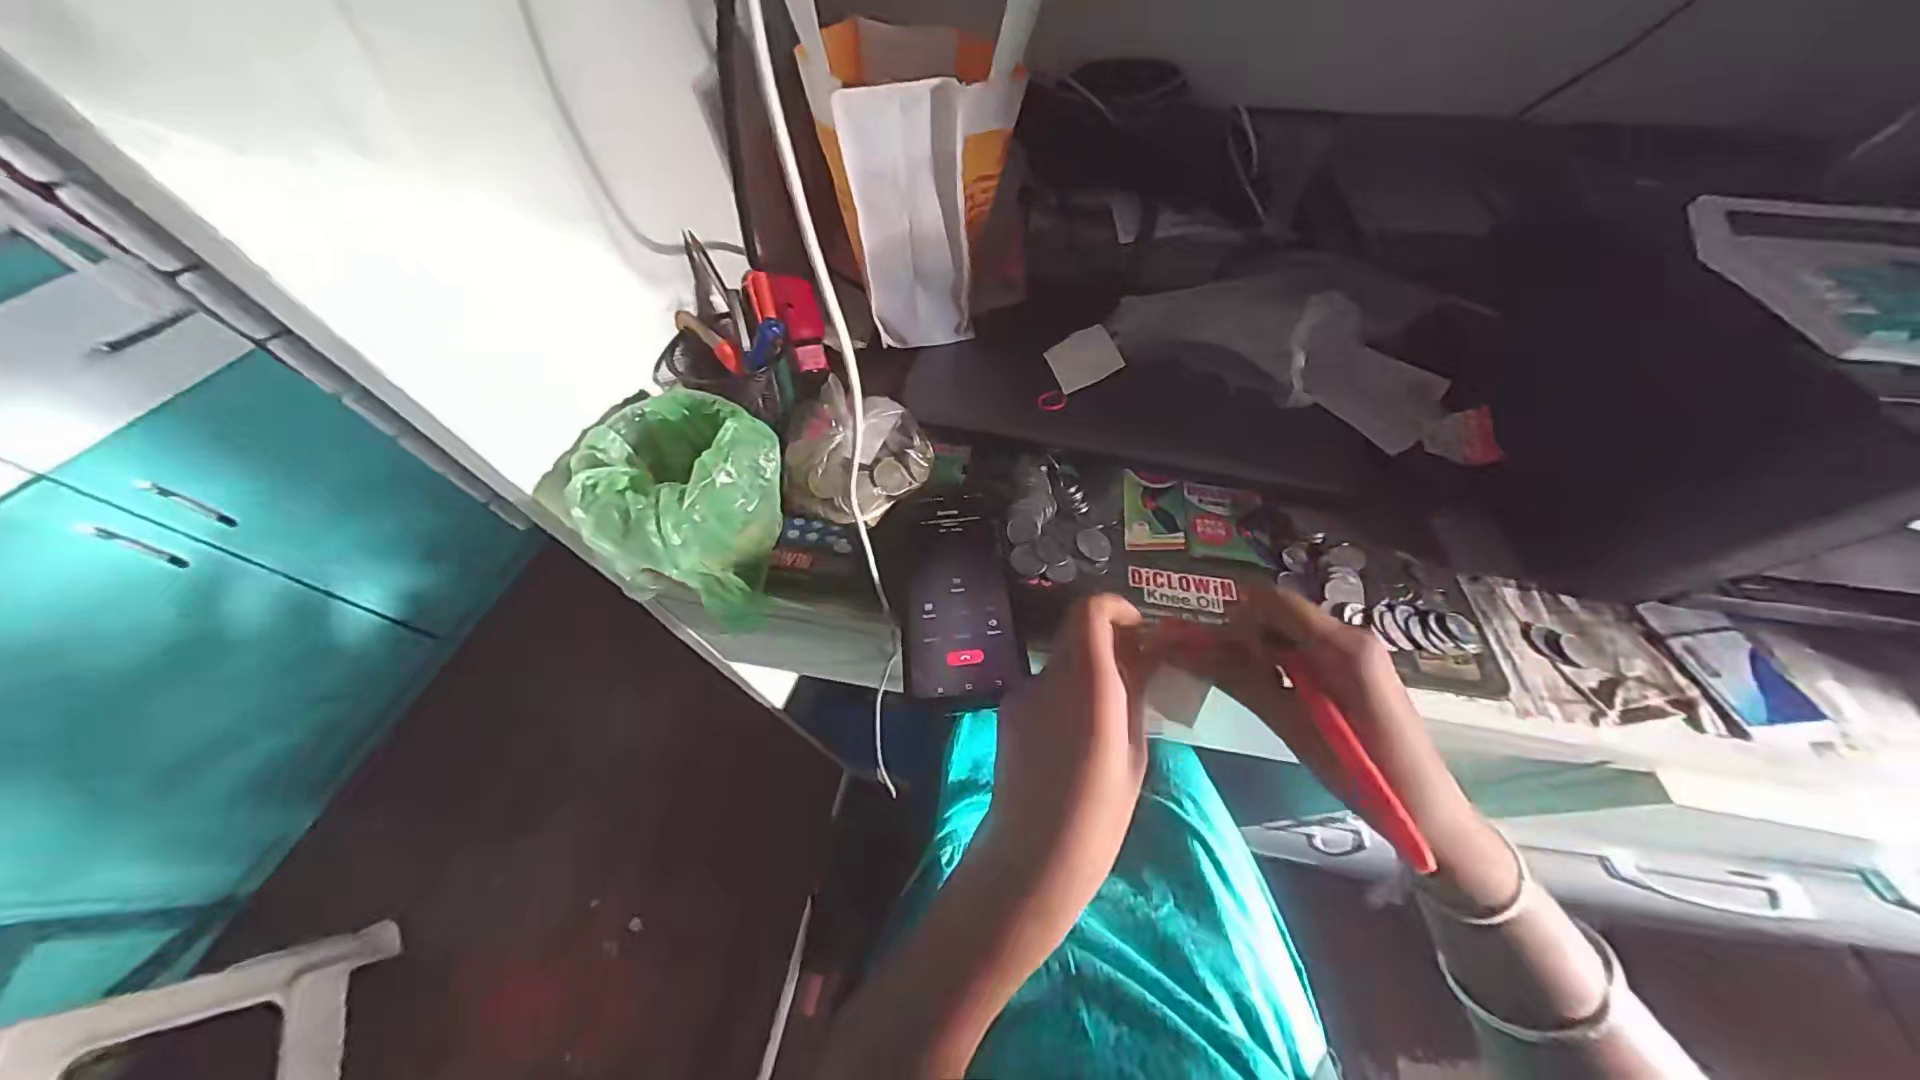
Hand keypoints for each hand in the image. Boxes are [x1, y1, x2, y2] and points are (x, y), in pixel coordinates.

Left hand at [982, 593, 1157, 909]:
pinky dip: (1065, 696)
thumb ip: (1135, 697)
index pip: (1089, 611)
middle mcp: (1048, 677)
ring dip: (1086, 675)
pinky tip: (1076, 739)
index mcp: (1086, 682)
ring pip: (1061, 665)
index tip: (1138, 629)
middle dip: (1107, 644)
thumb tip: (1141, 665)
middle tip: (1134, 674)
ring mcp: (1021, 694)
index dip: (1115, 608)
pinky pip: (1044, 690)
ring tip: (1107, 720)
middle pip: (1075, 635)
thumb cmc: (1098, 813)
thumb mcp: (1134, 754)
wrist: (1033, 854)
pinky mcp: (1007, 713)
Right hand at [1173, 587, 1518, 906]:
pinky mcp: (1349, 669)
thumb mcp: (1294, 727)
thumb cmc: (1364, 773)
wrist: (1427, 811)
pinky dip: (1272, 662)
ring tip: (1229, 679)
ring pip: (1283, 631)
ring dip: (1252, 649)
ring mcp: (1352, 651)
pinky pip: (1299, 650)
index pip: (1273, 600)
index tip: (1206, 645)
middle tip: (1209, 666)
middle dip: (1238, 634)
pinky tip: (1260, 687)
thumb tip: (1187, 651)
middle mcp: (1348, 636)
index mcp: (1342, 645)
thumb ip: (1242, 681)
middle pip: (1275, 613)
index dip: (1233, 616)